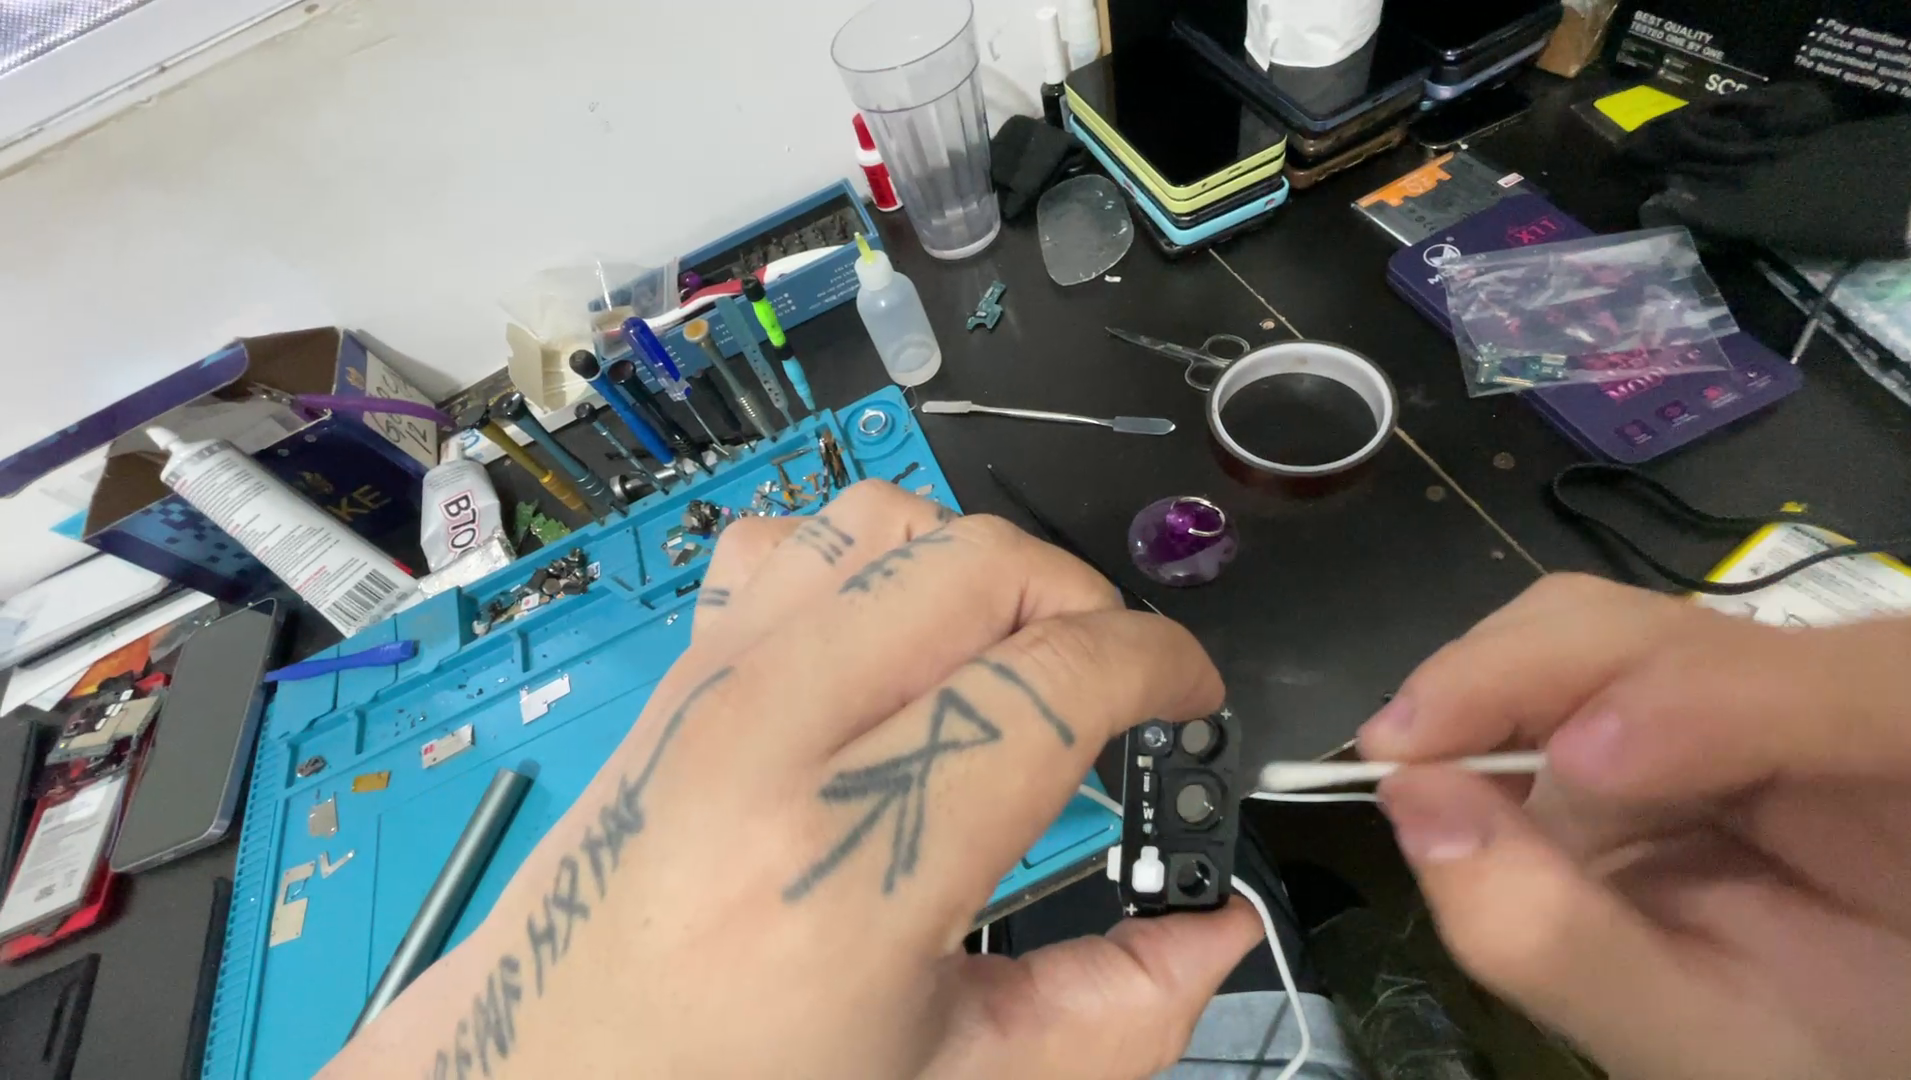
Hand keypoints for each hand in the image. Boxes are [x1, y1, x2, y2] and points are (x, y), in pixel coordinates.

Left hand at [330, 481, 1258, 1078]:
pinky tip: (887, 632)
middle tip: (1106, 673)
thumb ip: (1110, 1016)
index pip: (1045, 686)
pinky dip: (866, 556)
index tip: (1188, 694)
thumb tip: (1217, 930)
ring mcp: (709, 679)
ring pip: (883, 521)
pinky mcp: (680, 662)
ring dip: (977, 564)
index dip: (1155, 665)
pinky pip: (787, 538)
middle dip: (1081, 598)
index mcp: (846, 874)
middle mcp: (767, 739)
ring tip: (1002, 645)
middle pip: (975, 565)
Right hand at [1360, 573, 1910, 1079]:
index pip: (1873, 689)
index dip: (1709, 700)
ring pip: (1584, 625)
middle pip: (1663, 629)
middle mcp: (1837, 706)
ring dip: (1478, 690)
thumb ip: (1560, 938)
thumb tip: (1411, 799)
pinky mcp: (1655, 686)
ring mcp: (1736, 684)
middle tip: (1400, 752)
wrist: (1814, 1037)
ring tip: (1421, 764)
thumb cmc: (1794, 1053)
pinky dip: (1480, 703)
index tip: (1570, 771)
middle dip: (1512, 678)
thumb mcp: (1698, 1043)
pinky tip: (1458, 762)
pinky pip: (1551, 655)